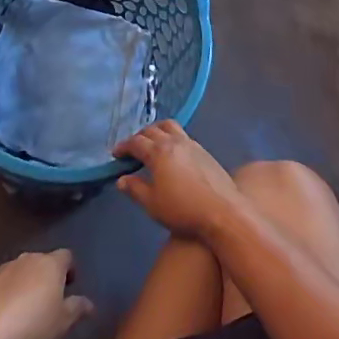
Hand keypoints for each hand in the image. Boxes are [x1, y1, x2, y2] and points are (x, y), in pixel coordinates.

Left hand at [0, 250, 92, 338]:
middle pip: (42, 262)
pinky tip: (5, 316)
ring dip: (25, 284)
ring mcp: (2, 269)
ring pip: (20, 272)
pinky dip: (6, 294)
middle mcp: (27, 259)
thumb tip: (89, 303)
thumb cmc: (31, 327)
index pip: (66, 256)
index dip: (70, 269)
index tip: (71, 286)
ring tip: (26, 309)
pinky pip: (2, 285)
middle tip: (50, 300)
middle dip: (47, 276)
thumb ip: (77, 309)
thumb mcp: (62, 323)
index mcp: (50, 263)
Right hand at [113, 120, 245, 238]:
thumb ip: (135, 189)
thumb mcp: (153, 204)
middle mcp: (174, 142)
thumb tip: (121, 179)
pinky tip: (172, 152)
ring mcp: (191, 143)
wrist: (222, 211)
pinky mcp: (203, 150)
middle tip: (132, 149)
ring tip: (152, 143)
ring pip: (169, 126)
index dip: (124, 146)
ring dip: (157, 131)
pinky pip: (182, 134)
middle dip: (139, 136)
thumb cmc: (183, 210)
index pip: (136, 142)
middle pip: (152, 130)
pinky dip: (171, 136)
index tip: (116, 153)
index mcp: (158, 152)